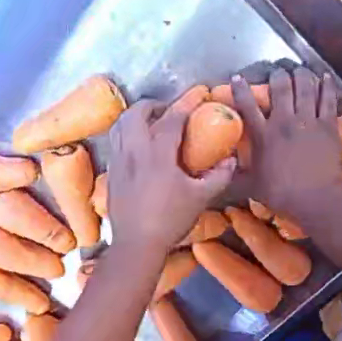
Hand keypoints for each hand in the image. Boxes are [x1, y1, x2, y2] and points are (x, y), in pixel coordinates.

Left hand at [105, 94, 234, 252]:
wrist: (137, 244)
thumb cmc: (170, 220)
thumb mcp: (201, 198)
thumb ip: (218, 176)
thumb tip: (231, 160)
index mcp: (157, 153)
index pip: (171, 119)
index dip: (185, 104)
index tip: (196, 95)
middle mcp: (133, 151)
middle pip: (136, 113)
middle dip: (153, 105)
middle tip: (167, 110)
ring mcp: (118, 161)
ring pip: (120, 125)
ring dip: (135, 116)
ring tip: (150, 122)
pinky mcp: (110, 173)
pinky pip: (115, 142)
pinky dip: (126, 134)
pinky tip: (137, 146)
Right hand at [234, 68, 341, 217]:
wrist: (317, 198)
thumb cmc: (282, 194)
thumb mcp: (252, 187)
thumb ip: (236, 177)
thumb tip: (220, 175)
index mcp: (263, 135)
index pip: (248, 105)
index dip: (240, 89)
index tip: (236, 77)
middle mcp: (284, 121)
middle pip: (281, 87)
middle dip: (277, 75)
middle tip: (277, 71)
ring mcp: (308, 121)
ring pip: (305, 87)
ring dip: (301, 74)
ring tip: (299, 69)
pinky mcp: (328, 125)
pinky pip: (327, 98)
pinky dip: (326, 85)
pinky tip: (325, 76)